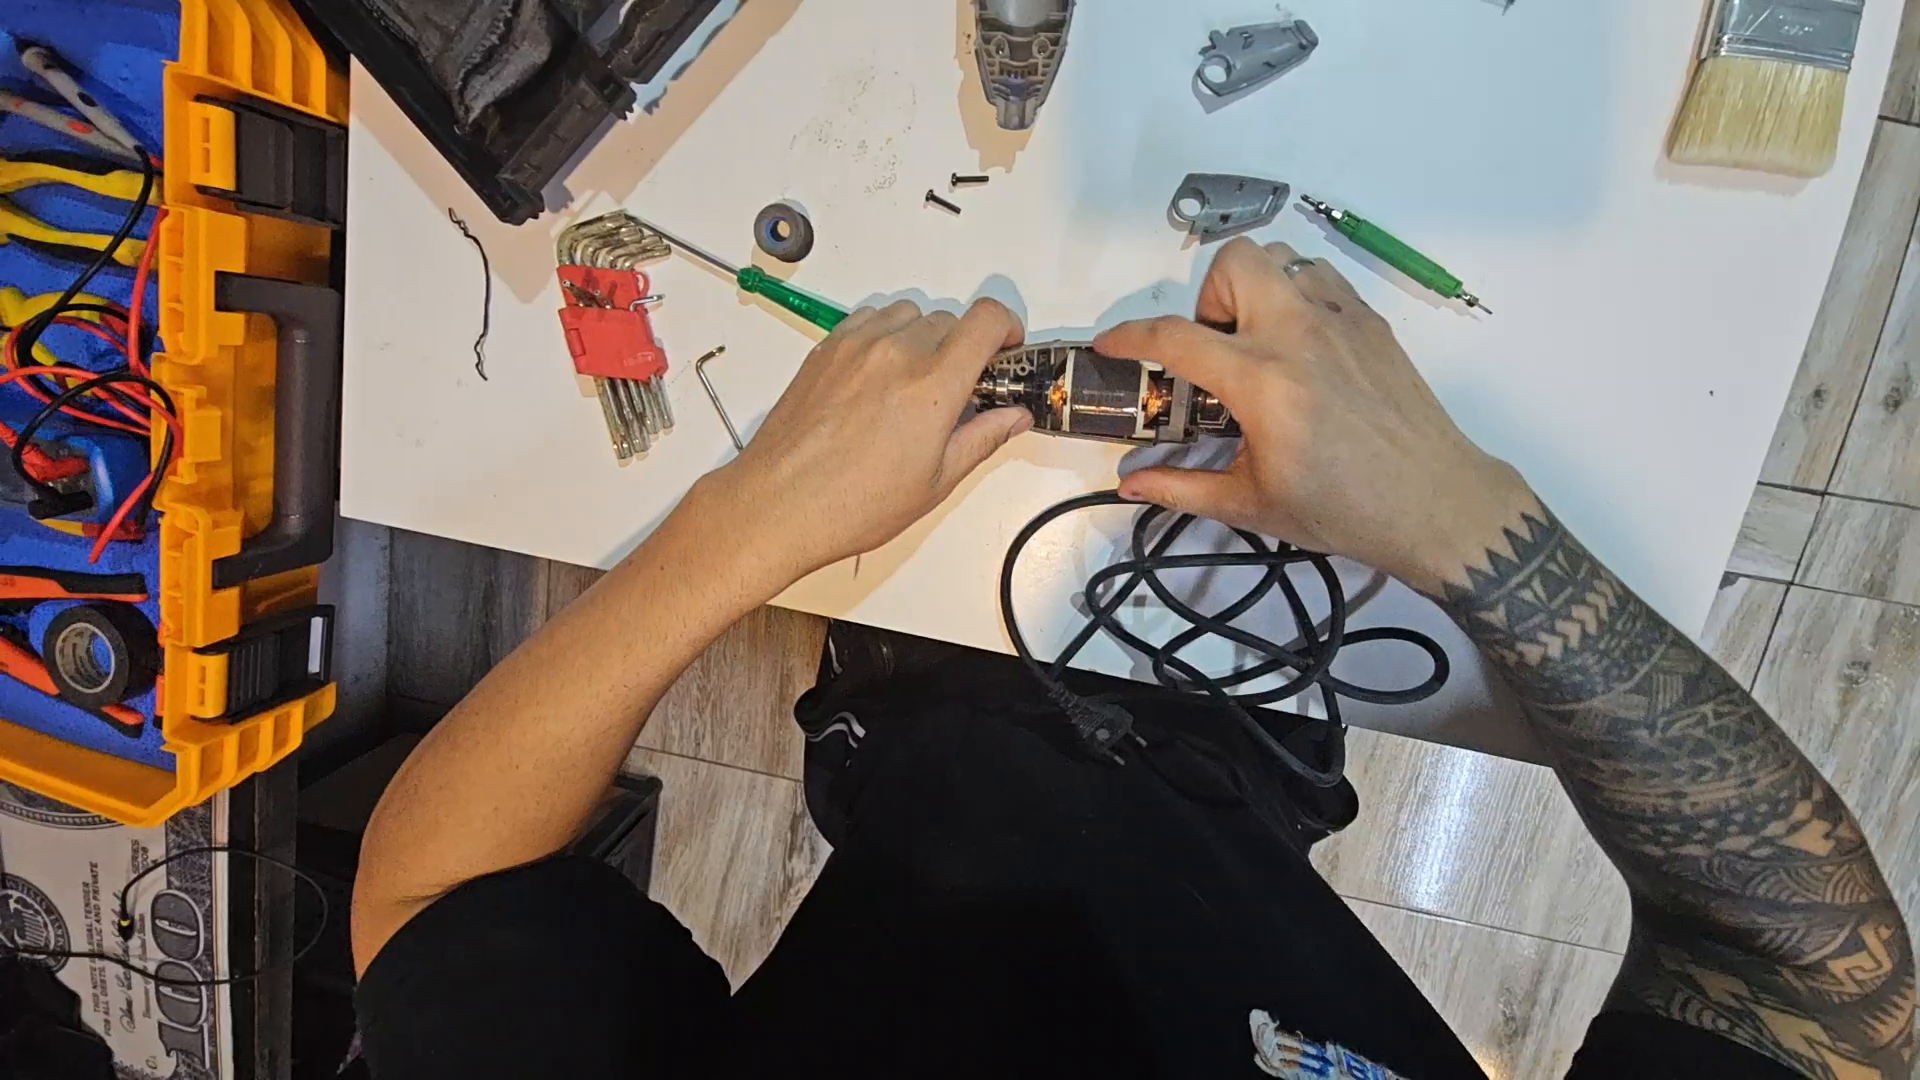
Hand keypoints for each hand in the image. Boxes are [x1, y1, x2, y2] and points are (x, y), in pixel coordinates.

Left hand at [707, 298, 1031, 579]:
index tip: (1006, 349)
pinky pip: (869, 319)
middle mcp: (895, 353)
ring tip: (915, 383)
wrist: (780, 505)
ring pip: (909, 314)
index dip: (1007, 328)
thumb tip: (1014, 417)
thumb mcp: (935, 482)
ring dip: (923, 338)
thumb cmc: (854, 504)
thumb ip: (981, 439)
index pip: (986, 321)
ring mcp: (856, 346)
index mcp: (931, 386)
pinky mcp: (826, 349)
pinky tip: (880, 376)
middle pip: (950, 319)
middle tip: (958, 389)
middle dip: (965, 347)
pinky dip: (886, 336)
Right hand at [1095, 238, 1528, 594]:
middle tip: (1215, 350)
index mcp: (1261, 381)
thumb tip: (1127, 485)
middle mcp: (1299, 334)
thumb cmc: (1336, 509)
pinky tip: (1298, 349)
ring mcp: (1342, 320)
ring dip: (1252, 290)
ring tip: (1255, 344)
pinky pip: (1320, 279)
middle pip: (1234, 263)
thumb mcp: (1247, 504)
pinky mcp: (1372, 322)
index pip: (1177, 337)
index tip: (1110, 344)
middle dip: (1206, 298)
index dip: (1130, 337)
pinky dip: (1293, 298)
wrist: (1434, 503)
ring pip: (1281, 260)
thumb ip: (1179, 487)